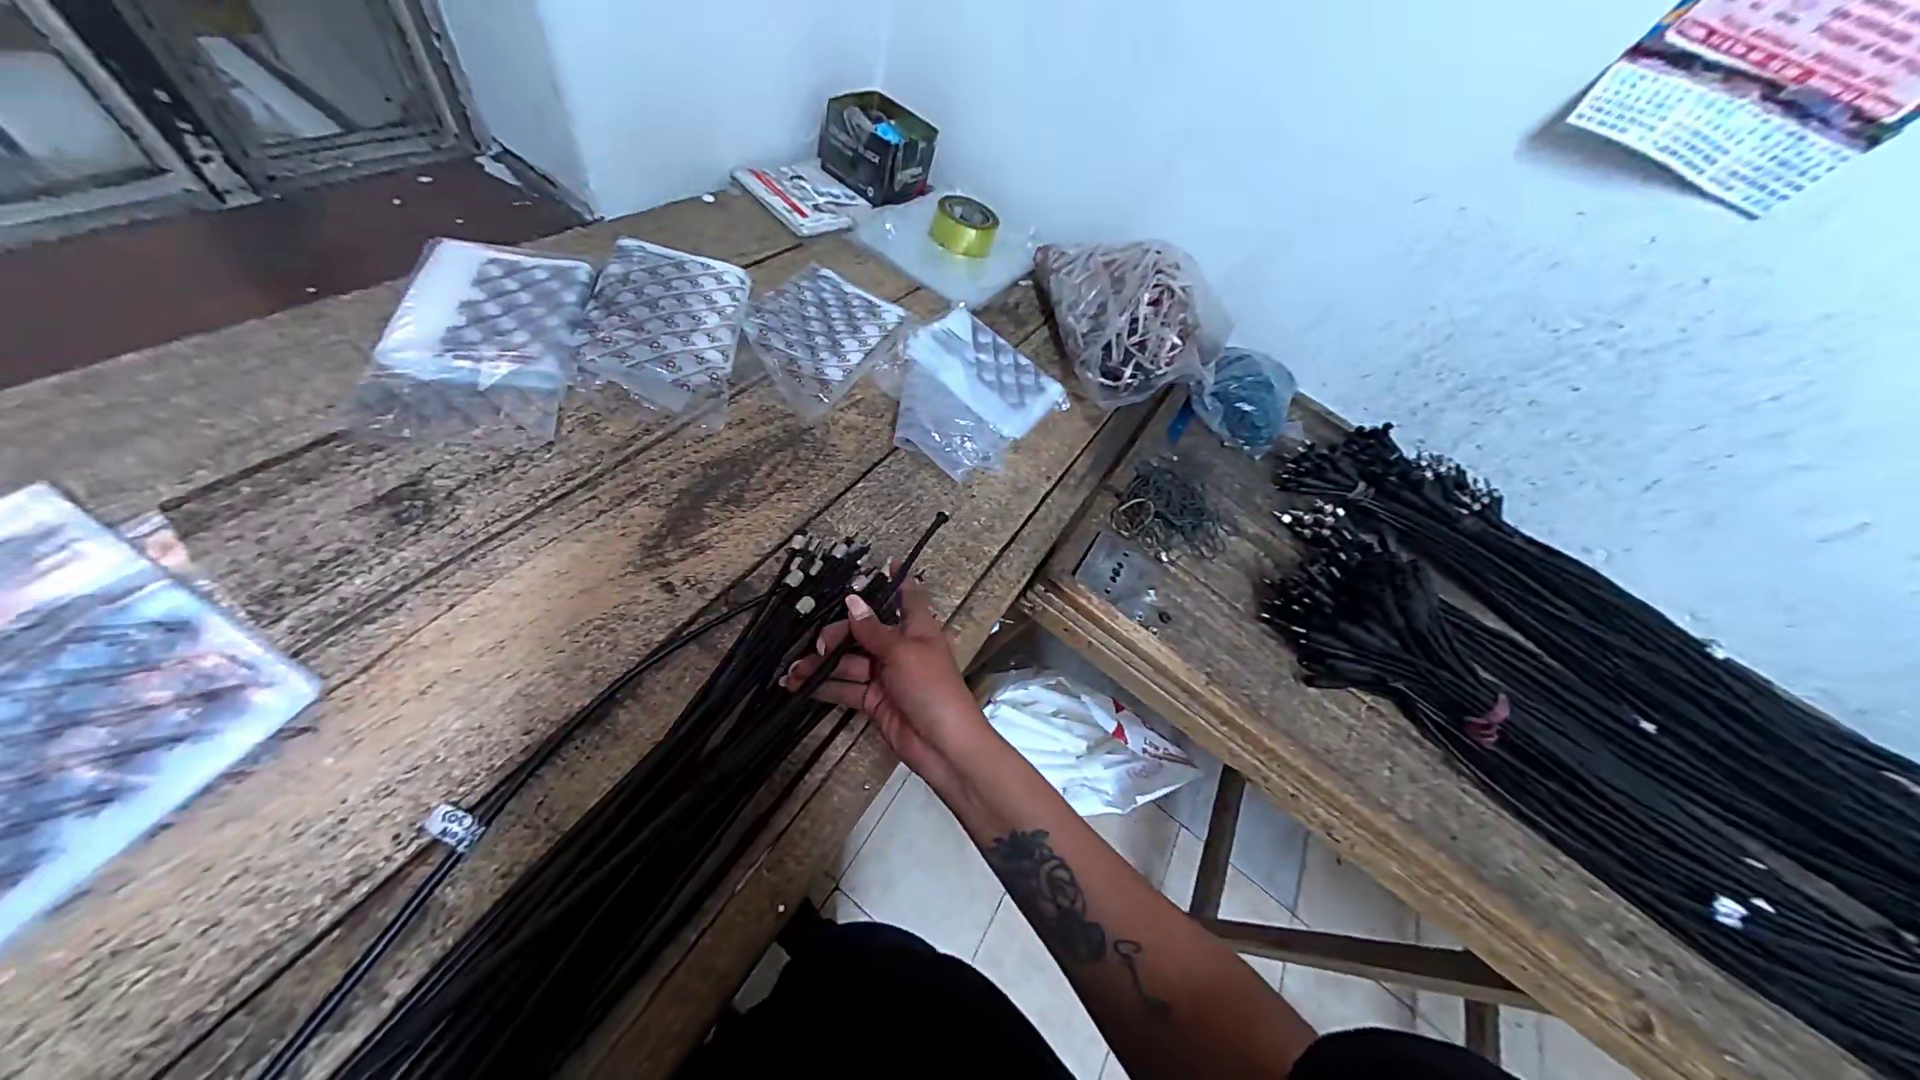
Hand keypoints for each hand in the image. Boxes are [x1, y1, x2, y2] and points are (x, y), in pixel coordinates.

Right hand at [780, 575, 992, 791]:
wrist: (942, 745)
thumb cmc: (932, 689)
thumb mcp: (902, 652)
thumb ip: (873, 630)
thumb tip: (853, 602)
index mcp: (918, 629)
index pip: (909, 597)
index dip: (900, 580)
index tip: (889, 562)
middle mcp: (901, 649)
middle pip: (865, 632)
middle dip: (839, 635)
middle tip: (819, 644)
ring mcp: (886, 676)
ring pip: (850, 662)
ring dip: (823, 665)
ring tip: (793, 670)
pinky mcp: (874, 701)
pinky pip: (845, 688)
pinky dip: (824, 687)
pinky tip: (799, 685)